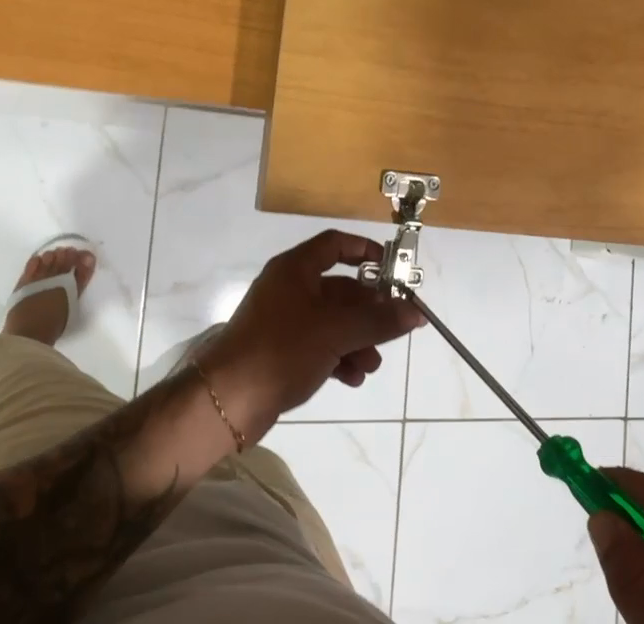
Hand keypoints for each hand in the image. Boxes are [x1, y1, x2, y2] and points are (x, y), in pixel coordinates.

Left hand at [199, 230, 425, 442]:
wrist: (228, 398)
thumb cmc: (282, 350)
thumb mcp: (336, 332)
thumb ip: (378, 320)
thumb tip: (415, 311)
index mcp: (295, 269)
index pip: (334, 244)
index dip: (365, 251)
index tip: (394, 270)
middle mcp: (288, 289)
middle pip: (339, 288)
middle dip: (368, 310)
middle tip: (394, 329)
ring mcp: (283, 321)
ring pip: (332, 321)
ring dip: (357, 339)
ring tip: (372, 364)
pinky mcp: (280, 351)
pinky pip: (319, 345)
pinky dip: (339, 357)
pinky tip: (353, 378)